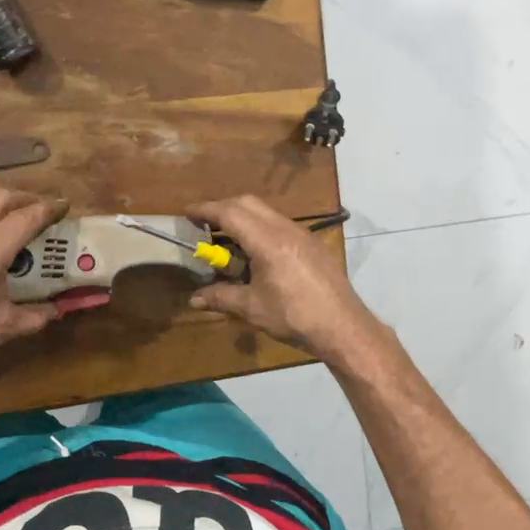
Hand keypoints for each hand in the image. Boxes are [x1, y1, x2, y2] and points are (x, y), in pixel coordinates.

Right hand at [186, 196, 381, 358]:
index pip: (230, 213)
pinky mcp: (312, 245)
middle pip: (248, 203)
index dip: (205, 210)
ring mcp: (302, 235)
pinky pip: (280, 225)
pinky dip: (261, 228)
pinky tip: (256, 253)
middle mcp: (285, 229)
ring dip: (243, 218)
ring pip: (266, 213)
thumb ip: (221, 297)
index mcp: (267, 241)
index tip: (187, 212)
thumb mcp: (252, 308)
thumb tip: (194, 299)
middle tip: (205, 224)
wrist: (342, 326)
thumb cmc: (294, 317)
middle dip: (223, 208)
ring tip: (227, 240)